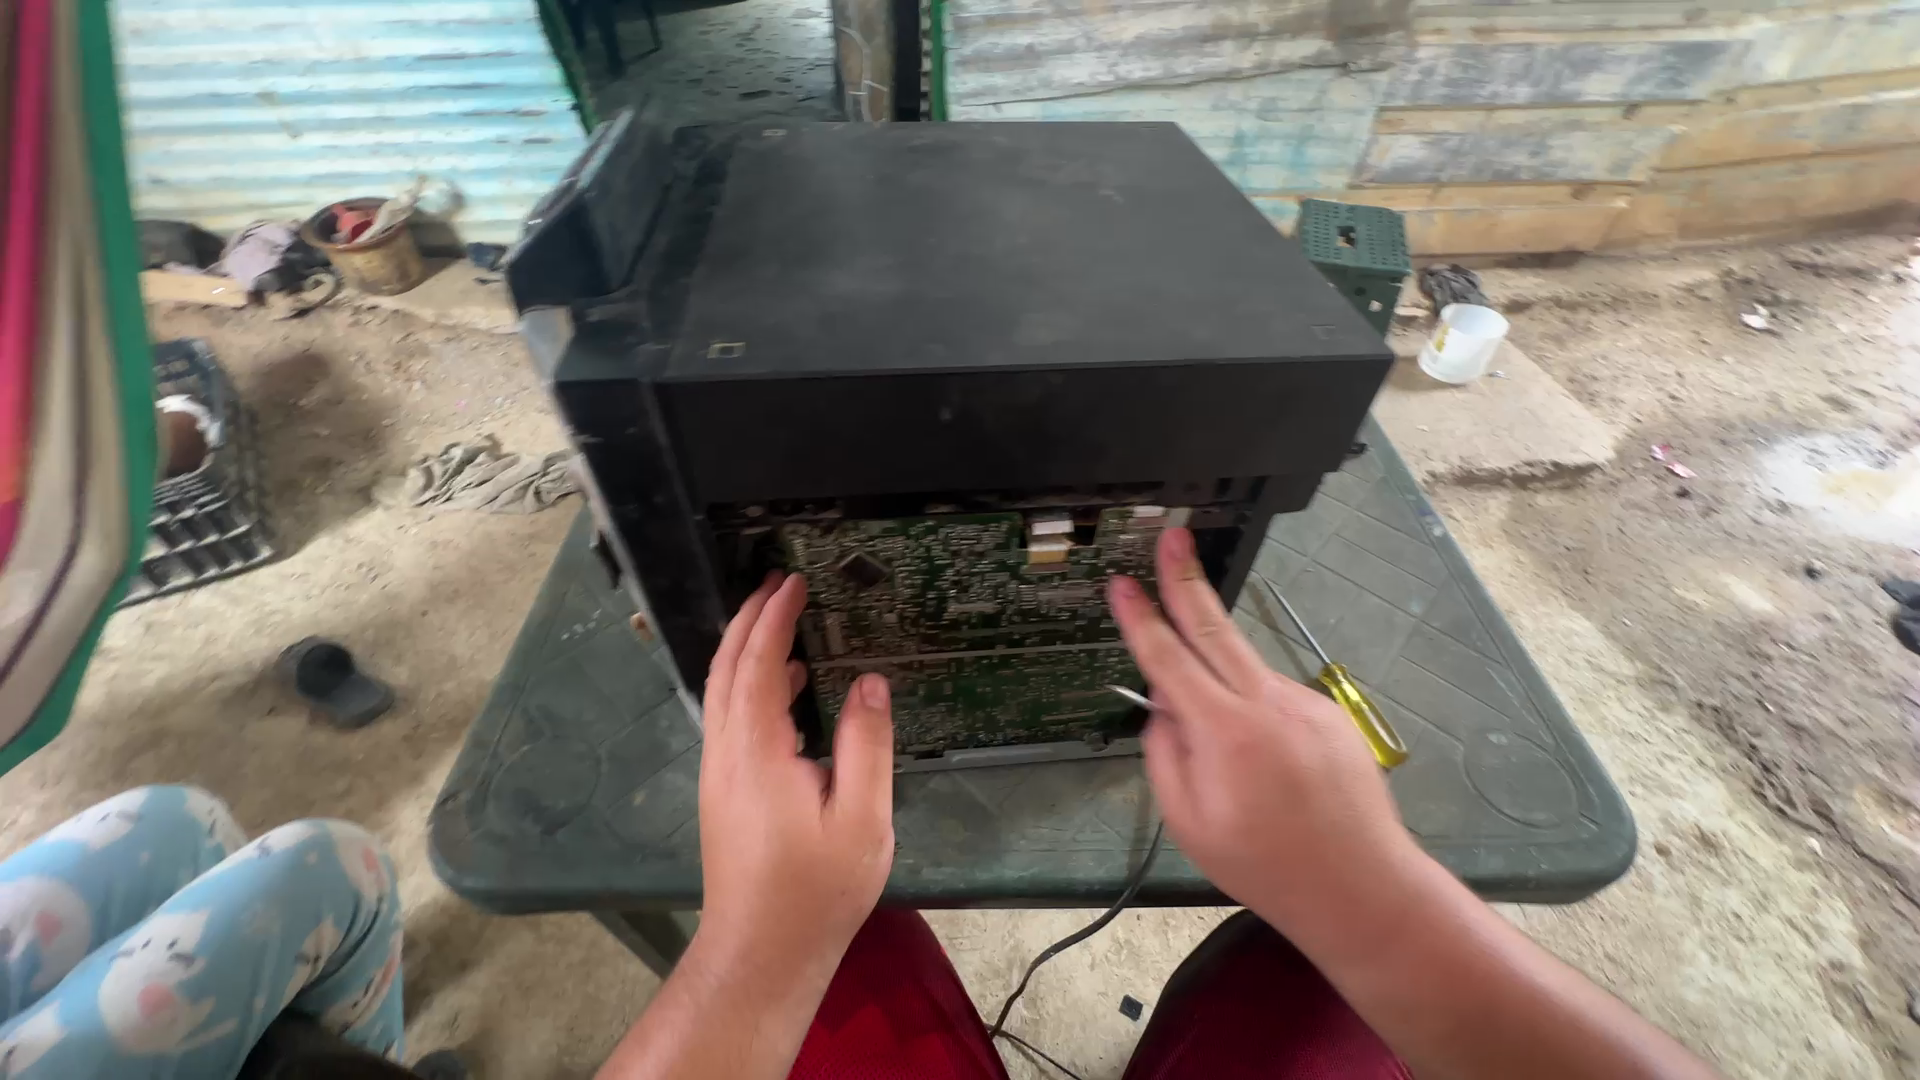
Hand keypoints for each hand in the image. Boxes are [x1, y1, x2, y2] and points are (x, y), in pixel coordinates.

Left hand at [695, 572, 895, 975]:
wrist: (760, 953)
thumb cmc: (815, 890)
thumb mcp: (861, 818)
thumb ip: (867, 744)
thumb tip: (870, 683)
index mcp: (756, 752)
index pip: (758, 664)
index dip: (775, 619)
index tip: (794, 582)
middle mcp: (726, 752)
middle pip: (727, 667)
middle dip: (749, 619)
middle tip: (779, 582)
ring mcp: (719, 771)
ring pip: (722, 690)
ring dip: (747, 647)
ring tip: (784, 619)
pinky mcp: (724, 787)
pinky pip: (731, 714)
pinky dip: (751, 681)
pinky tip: (786, 685)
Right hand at [1107, 528, 1421, 943]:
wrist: (1363, 889)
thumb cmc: (1263, 865)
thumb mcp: (1188, 822)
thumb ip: (1165, 755)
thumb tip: (1163, 707)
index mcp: (1224, 731)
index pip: (1169, 660)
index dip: (1140, 618)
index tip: (1122, 582)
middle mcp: (1267, 703)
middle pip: (1214, 627)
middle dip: (1186, 577)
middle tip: (1172, 535)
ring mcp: (1305, 702)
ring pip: (1242, 671)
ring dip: (1219, 684)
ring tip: (1234, 762)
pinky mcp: (1329, 712)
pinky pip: (1272, 697)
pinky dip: (1253, 713)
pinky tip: (1267, 765)